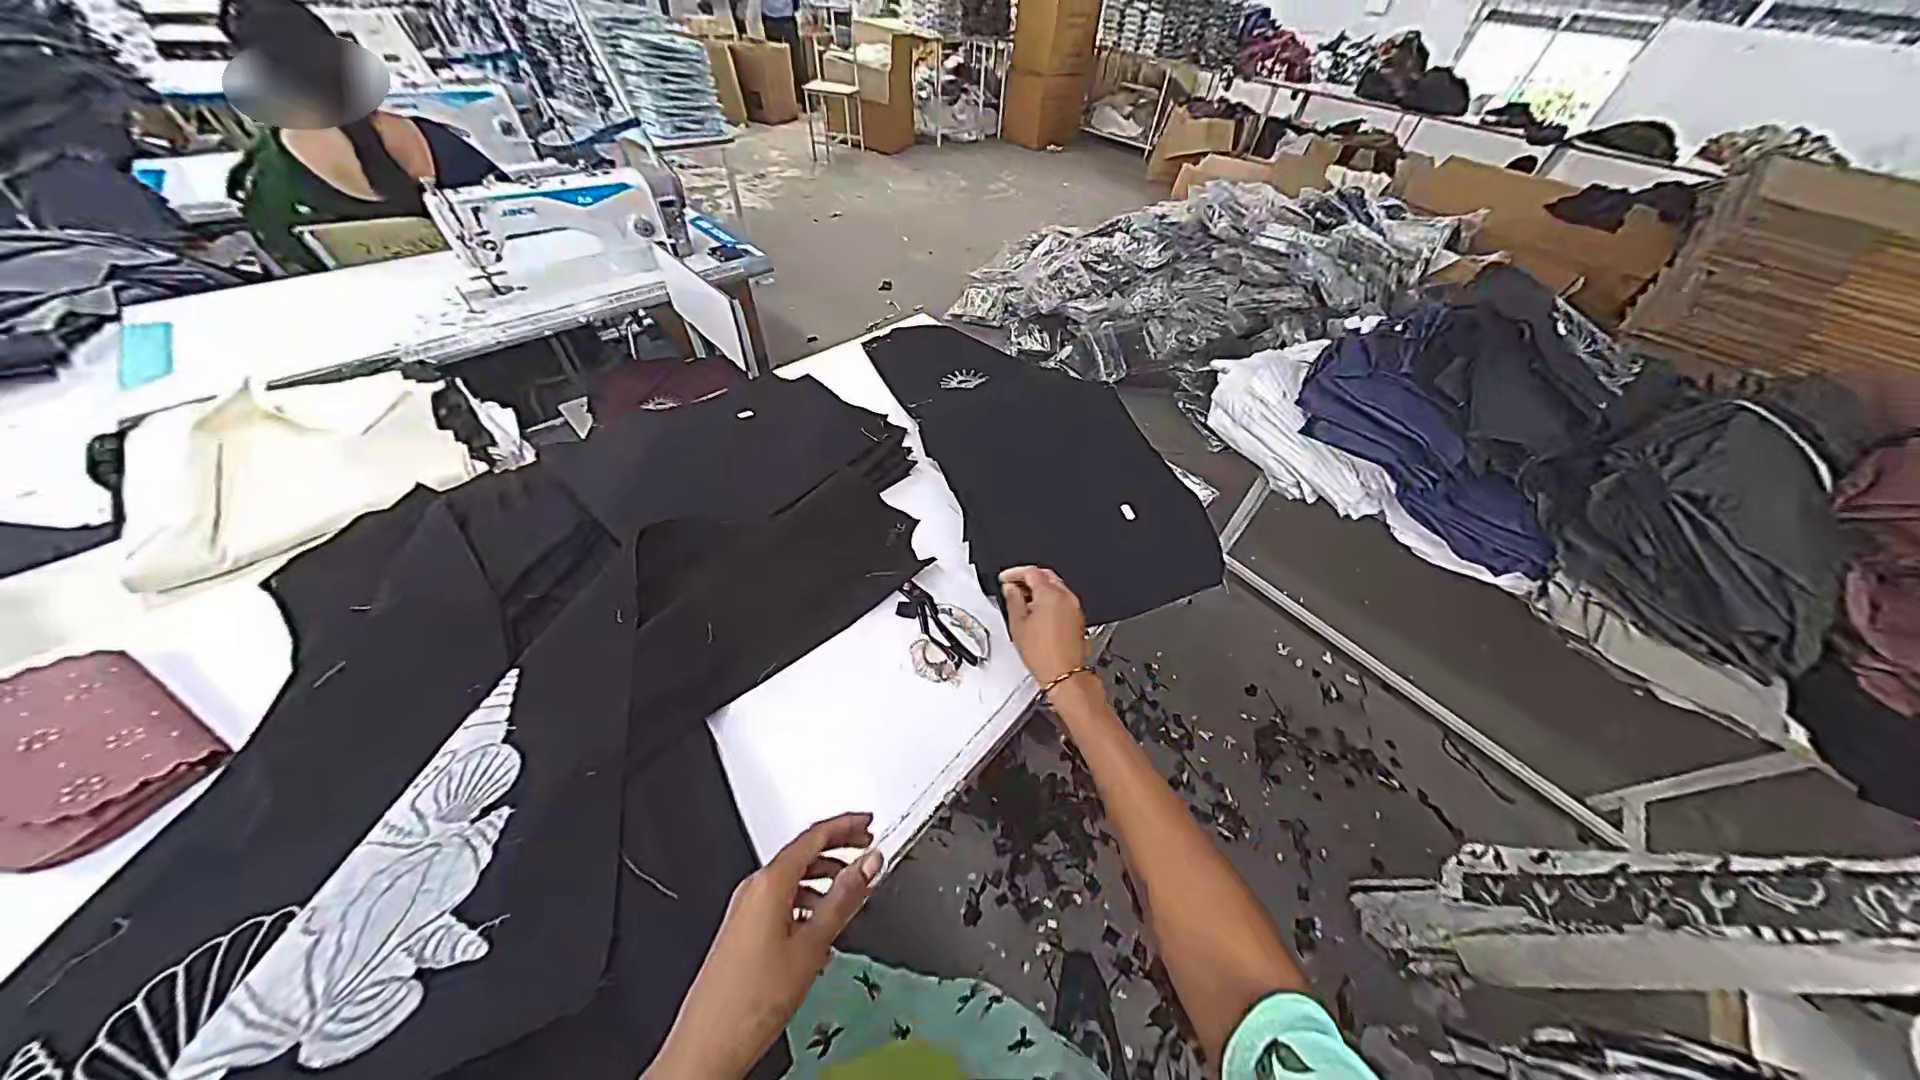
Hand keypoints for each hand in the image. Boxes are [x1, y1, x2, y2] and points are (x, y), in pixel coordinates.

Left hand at [647, 813, 883, 1079]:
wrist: (707, 1045)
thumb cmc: (750, 1000)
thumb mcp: (812, 943)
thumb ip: (844, 897)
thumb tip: (868, 864)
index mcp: (770, 882)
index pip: (813, 835)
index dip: (845, 824)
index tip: (866, 821)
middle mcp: (754, 889)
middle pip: (803, 852)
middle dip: (837, 846)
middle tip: (864, 843)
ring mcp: (745, 908)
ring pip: (792, 877)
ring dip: (824, 876)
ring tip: (850, 888)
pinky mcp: (742, 929)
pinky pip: (780, 898)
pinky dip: (807, 899)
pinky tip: (821, 923)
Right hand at [999, 566, 1088, 686]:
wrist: (1063, 674)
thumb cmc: (1043, 654)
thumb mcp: (1018, 624)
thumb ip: (1012, 600)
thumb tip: (1010, 588)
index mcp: (1050, 595)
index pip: (1031, 572)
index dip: (1014, 573)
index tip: (1005, 578)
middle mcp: (1066, 597)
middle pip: (1045, 575)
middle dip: (1028, 577)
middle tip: (1013, 585)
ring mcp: (1074, 607)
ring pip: (1055, 586)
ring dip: (1039, 588)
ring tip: (1023, 599)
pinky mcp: (1077, 617)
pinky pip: (1062, 599)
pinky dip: (1049, 599)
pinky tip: (1037, 610)